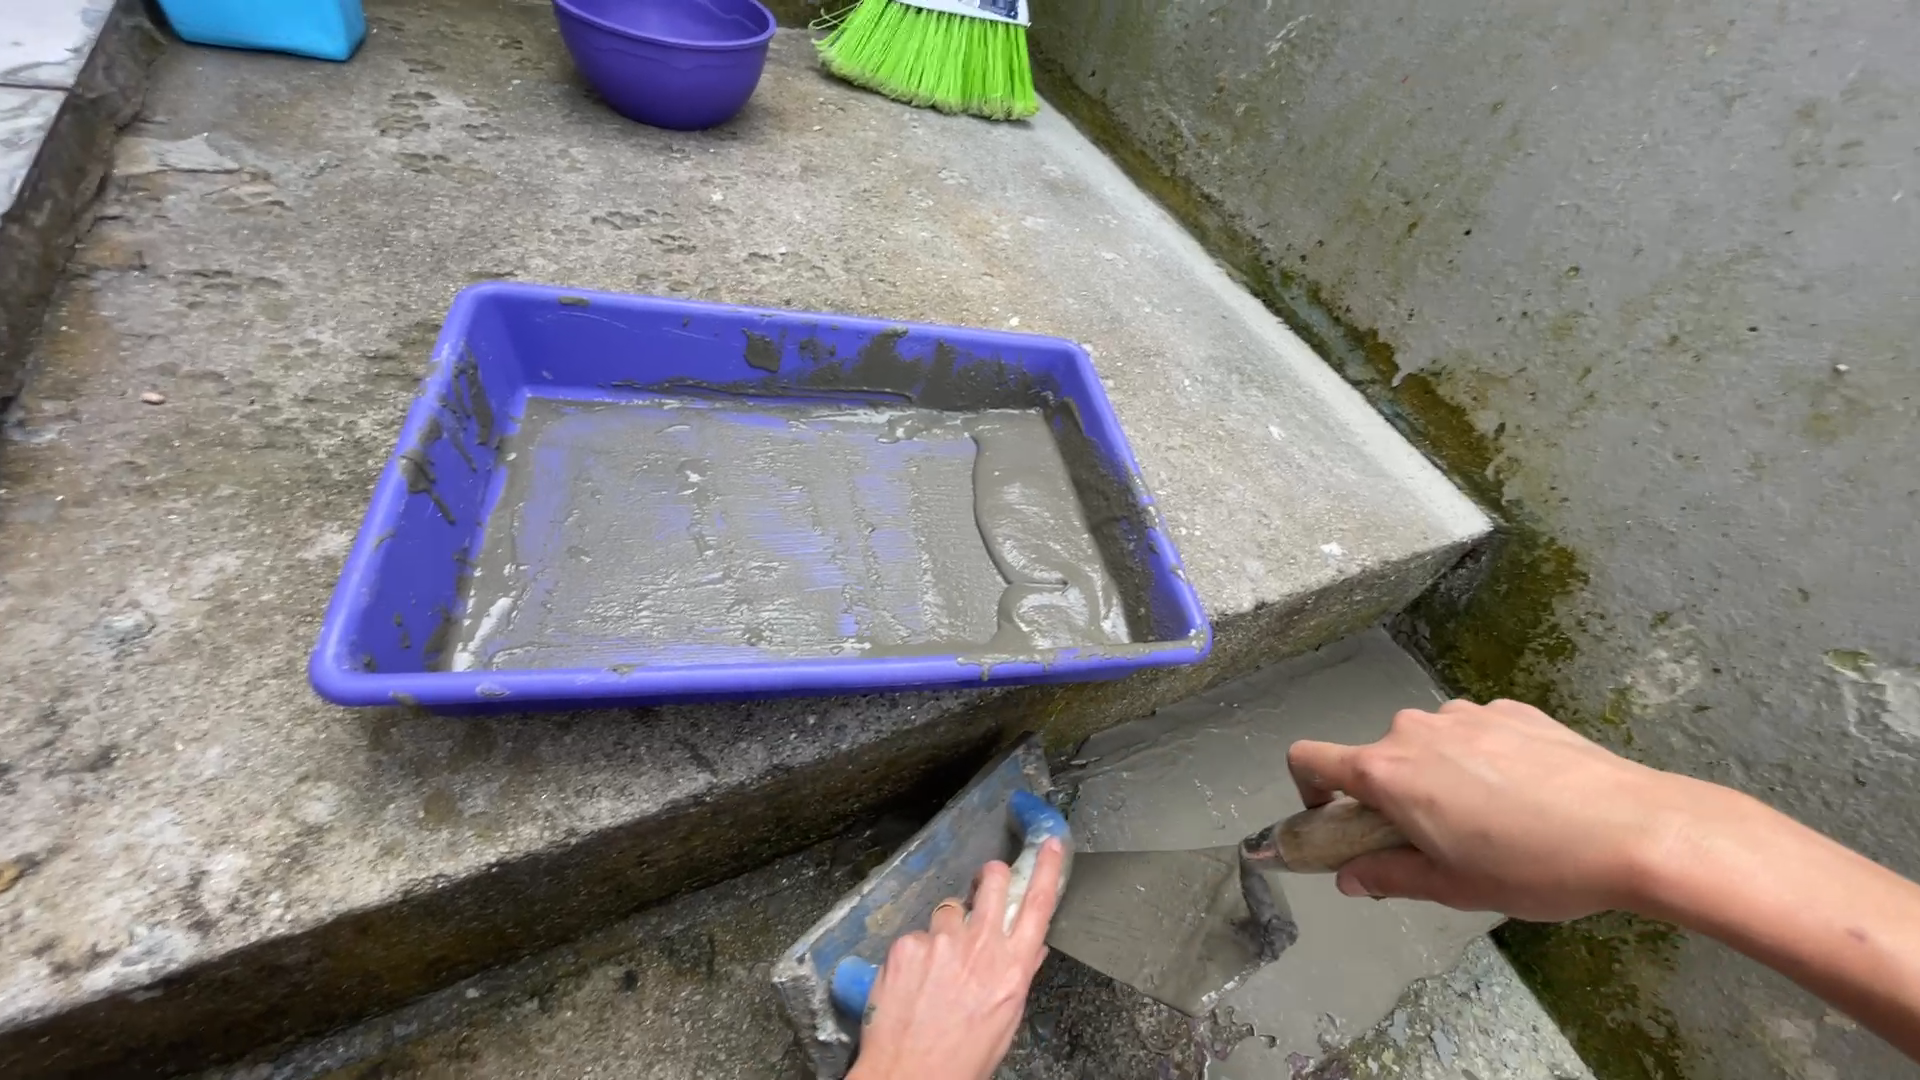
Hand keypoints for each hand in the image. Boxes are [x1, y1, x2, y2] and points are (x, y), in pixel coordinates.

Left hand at [847, 838, 1065, 1079]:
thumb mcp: (1005, 1021)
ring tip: (938, 967)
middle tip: (984, 887)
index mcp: (1011, 968)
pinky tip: (913, 981)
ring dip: (947, 929)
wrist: (909, 1079)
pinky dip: (917, 953)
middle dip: (991, 875)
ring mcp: (942, 941)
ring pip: (950, 909)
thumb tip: (1033, 945)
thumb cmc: (963, 1058)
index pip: (1037, 906)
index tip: (1050, 842)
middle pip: (993, 881)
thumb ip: (1018, 975)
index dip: (1047, 869)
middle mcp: (980, 946)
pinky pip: (917, 935)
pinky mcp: (908, 944)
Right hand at [1287, 698, 1746, 920]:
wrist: (1640, 829)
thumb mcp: (1453, 887)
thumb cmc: (1535, 866)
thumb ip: (1387, 876)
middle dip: (1393, 791)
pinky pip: (1474, 730)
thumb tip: (1348, 878)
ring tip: (1496, 813)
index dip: (1307, 786)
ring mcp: (1461, 714)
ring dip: (1439, 771)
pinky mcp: (1508, 709)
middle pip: (1377, 757)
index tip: (1334, 814)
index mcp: (1385, 772)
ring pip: (1428, 743)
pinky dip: (1483, 756)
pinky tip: (1531, 789)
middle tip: (1437, 833)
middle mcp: (1411, 731)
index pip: (1307, 758)